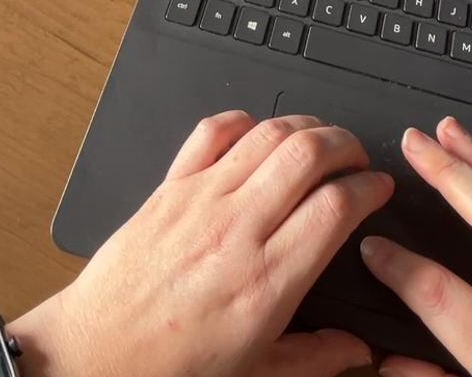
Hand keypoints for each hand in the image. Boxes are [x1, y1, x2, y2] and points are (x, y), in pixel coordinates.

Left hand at [7, 111, 393, 376]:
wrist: (93, 355)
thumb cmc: (169, 370)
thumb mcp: (255, 376)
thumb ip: (316, 358)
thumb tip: (358, 348)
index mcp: (266, 282)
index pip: (336, 208)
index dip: (369, 187)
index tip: (378, 187)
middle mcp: (237, 230)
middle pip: (308, 154)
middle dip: (346, 144)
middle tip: (356, 157)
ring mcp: (201, 199)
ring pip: (267, 133)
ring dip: (305, 125)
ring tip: (319, 138)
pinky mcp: (171, 184)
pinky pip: (213, 130)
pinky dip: (244, 121)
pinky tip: (257, 134)